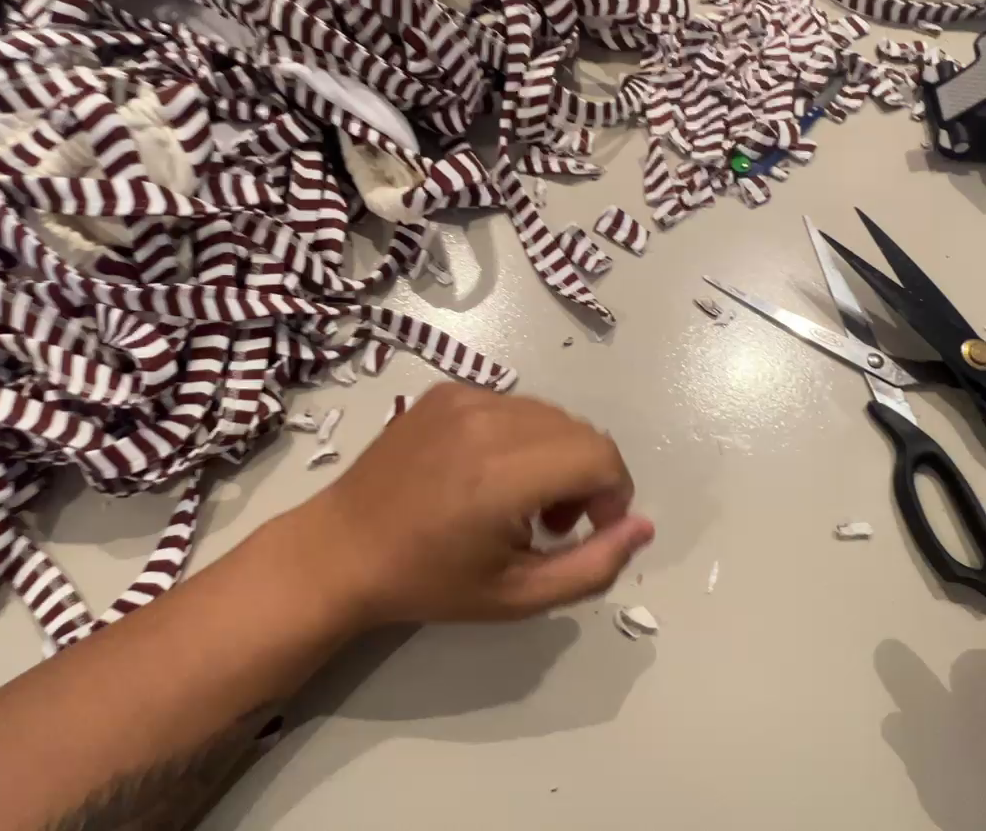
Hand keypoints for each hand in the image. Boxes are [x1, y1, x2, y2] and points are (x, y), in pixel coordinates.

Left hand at [294, 384, 653, 626]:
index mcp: (503, 472)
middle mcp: (486, 419)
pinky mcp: (444, 390)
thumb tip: (642, 526)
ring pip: (548, 415)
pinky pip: (511, 405)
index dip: (614, 493)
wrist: (343, 548)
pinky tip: (487, 473)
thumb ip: (594, 565)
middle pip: (579, 432)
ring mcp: (462, 396)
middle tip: (552, 524)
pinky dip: (520, 436)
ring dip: (555, 454)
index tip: (591, 529)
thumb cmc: (429, 581)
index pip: (600, 455)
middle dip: (586, 477)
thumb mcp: (519, 595)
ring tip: (519, 500)